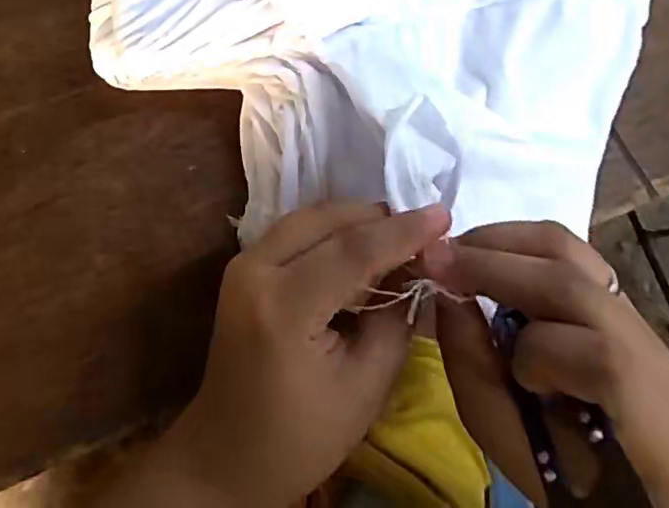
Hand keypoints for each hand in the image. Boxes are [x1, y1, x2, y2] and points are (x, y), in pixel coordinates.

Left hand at [104, 201, 450, 505]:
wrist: (225, 454)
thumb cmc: (300, 437)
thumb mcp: (365, 389)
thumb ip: (394, 320)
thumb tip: (416, 269)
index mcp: (282, 306)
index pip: (351, 250)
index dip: (402, 231)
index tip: (443, 214)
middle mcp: (255, 268)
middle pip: (327, 220)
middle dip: (379, 220)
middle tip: (424, 232)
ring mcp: (243, 262)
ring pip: (309, 218)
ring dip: (355, 221)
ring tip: (398, 237)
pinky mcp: (243, 265)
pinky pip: (295, 231)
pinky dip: (331, 232)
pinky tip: (361, 247)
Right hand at [422, 222, 668, 507]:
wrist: (631, 483)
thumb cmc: (563, 476)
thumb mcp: (506, 438)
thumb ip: (471, 363)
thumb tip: (443, 290)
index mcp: (648, 414)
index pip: (596, 356)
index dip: (527, 334)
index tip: (448, 292)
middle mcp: (659, 356)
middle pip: (574, 279)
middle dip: (494, 258)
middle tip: (438, 255)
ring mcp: (647, 322)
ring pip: (575, 249)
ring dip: (506, 240)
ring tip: (461, 251)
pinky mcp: (629, 302)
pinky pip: (574, 256)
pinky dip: (524, 248)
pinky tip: (493, 260)